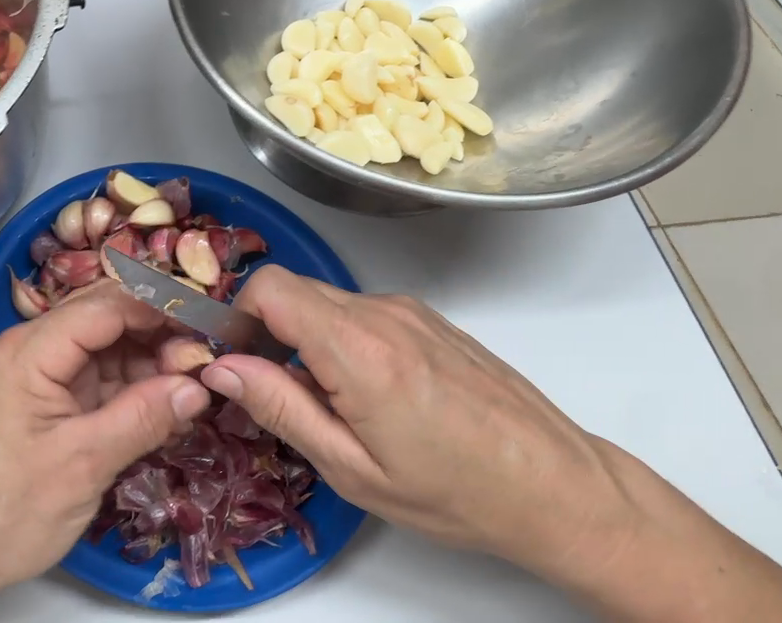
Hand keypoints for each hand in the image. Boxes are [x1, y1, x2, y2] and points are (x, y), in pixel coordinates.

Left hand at [0, 283, 210, 622]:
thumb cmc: (8, 508)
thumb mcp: (83, 463)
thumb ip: (142, 418)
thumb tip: (198, 386)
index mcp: (32, 350)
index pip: (103, 306)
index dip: (156, 308)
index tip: (207, 320)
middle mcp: (34, 350)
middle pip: (104, 320)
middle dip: (156, 332)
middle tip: (208, 354)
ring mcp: (41, 377)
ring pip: (104, 350)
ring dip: (148, 360)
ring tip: (197, 379)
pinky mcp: (47, 404)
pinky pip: (97, 380)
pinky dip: (132, 388)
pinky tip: (168, 400)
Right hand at [200, 268, 781, 622]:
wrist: (560, 489)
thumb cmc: (455, 493)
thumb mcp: (351, 469)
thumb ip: (279, 408)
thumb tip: (222, 368)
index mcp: (357, 348)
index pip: (269, 288)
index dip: (239, 316)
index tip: (238, 360)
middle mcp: (382, 312)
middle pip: (293, 291)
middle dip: (268, 330)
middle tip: (274, 388)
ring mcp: (409, 311)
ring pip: (326, 301)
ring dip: (307, 337)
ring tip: (328, 400)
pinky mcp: (429, 318)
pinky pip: (361, 311)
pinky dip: (342, 337)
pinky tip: (369, 391)